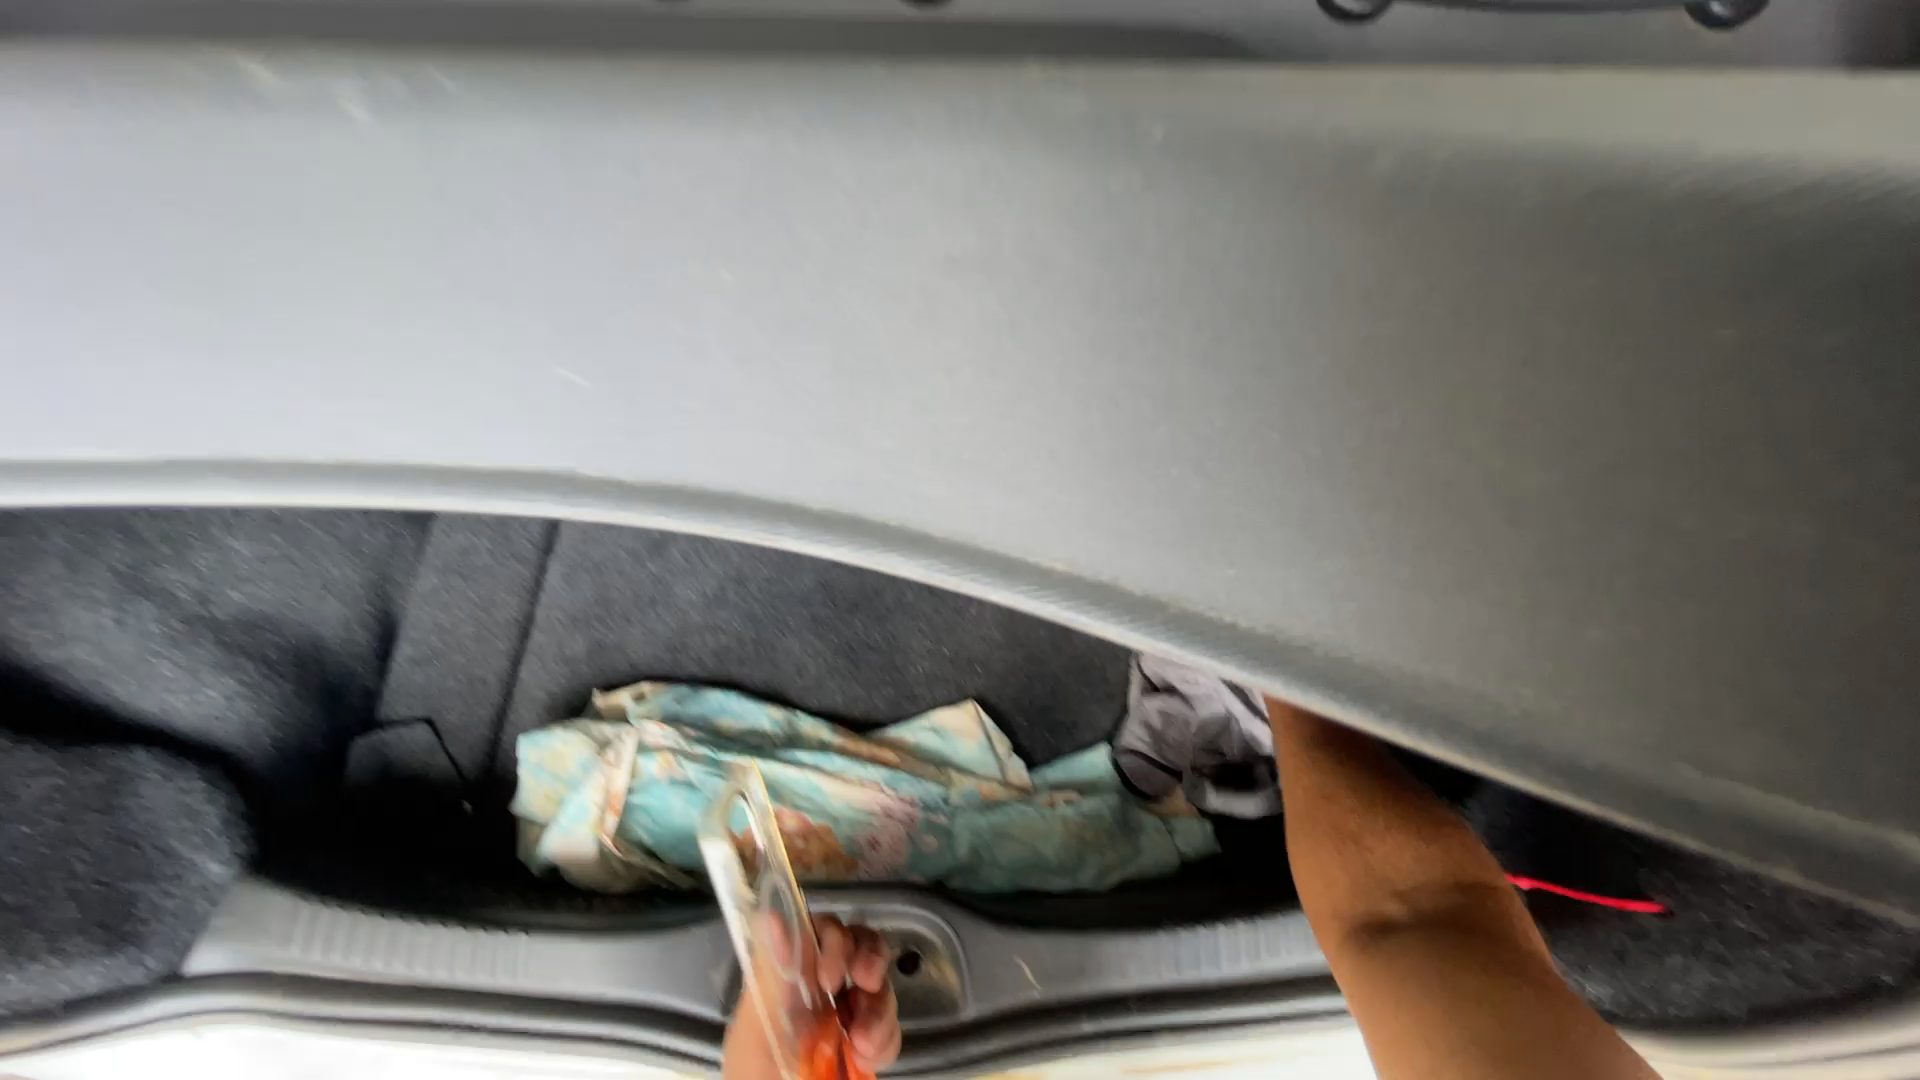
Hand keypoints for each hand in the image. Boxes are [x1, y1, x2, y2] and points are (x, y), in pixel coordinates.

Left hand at [723, 914, 901, 1079]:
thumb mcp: (757, 1037)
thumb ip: (771, 976)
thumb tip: (769, 913)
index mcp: (782, 982)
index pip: (811, 930)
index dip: (830, 934)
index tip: (832, 970)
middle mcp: (813, 992)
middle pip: (853, 944)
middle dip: (866, 955)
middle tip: (865, 981)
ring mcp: (842, 1020)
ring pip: (878, 981)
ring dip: (880, 1004)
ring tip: (865, 1045)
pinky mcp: (865, 1048)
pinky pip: (889, 1023)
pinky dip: (887, 1036)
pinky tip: (870, 1060)